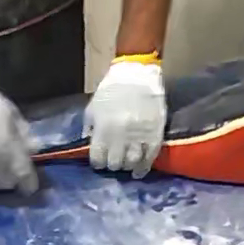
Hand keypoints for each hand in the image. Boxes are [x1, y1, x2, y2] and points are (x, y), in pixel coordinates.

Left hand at [85, 58, 166, 176]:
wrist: (137, 73)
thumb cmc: (111, 91)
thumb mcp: (92, 110)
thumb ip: (89, 129)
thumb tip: (88, 145)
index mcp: (103, 131)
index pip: (97, 159)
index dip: (98, 163)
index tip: (100, 161)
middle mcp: (120, 136)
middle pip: (114, 164)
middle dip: (112, 165)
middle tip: (114, 162)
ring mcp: (139, 134)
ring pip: (132, 162)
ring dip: (128, 167)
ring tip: (127, 166)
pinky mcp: (155, 131)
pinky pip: (150, 155)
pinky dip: (144, 166)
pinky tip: (140, 171)